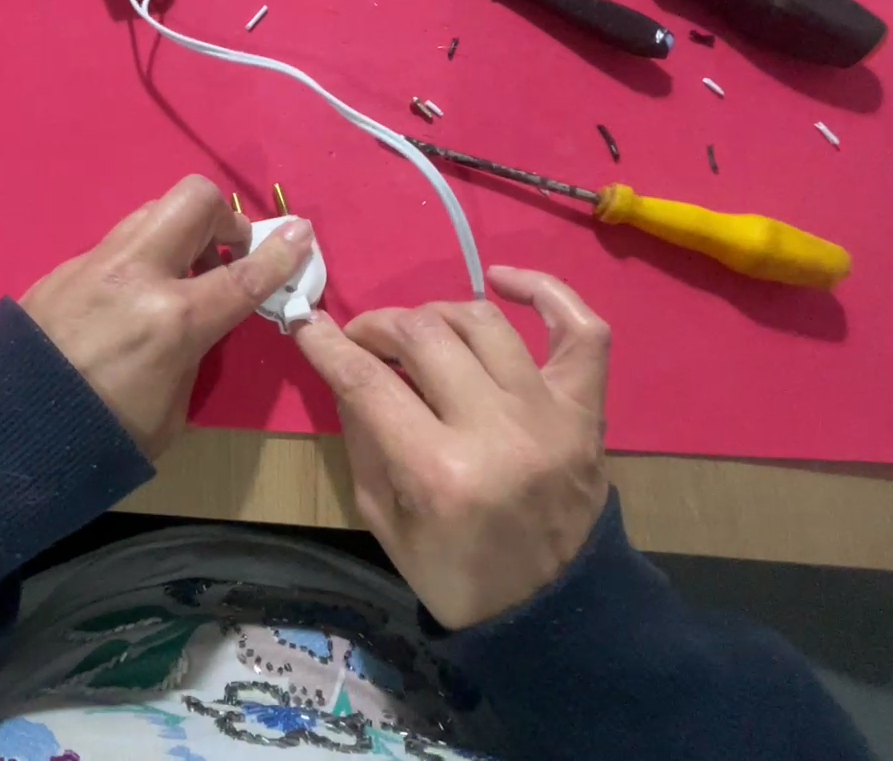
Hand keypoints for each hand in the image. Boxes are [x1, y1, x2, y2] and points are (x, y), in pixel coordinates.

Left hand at [21, 175, 315, 458]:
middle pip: (193, 200)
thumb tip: (202, 316)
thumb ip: (196, 350)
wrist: (10, 431)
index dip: (281, 253)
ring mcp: (95, 263)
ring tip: (182, 268)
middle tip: (226, 250)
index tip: (302, 234)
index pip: (244, 274)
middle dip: (224, 215)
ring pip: (152, 210)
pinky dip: (141, 255)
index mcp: (173, 319)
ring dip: (180, 229)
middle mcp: (136, 274)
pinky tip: (130, 294)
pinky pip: (117, 241)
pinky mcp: (64, 266)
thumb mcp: (172, 411)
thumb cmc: (102, 437)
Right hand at [293, 265, 610, 629]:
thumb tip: (347, 367)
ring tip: (417, 332)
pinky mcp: (587, 412)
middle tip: (362, 339)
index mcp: (439, 473)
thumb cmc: (456, 574)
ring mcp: (550, 415)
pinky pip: (581, 330)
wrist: (557, 614)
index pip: (366, 380)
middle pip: (423, 335)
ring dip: (432, 314)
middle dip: (376, 325)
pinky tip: (501, 279)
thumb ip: (362, 436)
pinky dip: (545, 291)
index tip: (306, 323)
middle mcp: (497, 432)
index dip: (326, 344)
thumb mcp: (383, 519)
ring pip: (482, 320)